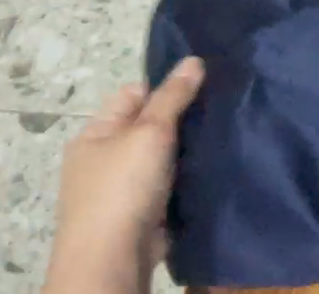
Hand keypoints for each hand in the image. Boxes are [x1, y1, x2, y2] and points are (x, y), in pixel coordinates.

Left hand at [43, 57, 204, 293]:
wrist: (113, 258)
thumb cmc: (123, 188)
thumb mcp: (149, 131)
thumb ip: (173, 96)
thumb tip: (193, 60)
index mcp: (95, 134)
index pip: (135, 92)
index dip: (168, 85)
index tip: (206, 81)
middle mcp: (105, 156)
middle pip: (152, 120)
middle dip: (184, 113)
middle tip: (223, 101)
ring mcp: (124, 183)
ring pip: (166, 149)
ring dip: (190, 143)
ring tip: (224, 127)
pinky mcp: (145, 205)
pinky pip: (172, 175)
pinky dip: (190, 168)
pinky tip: (214, 158)